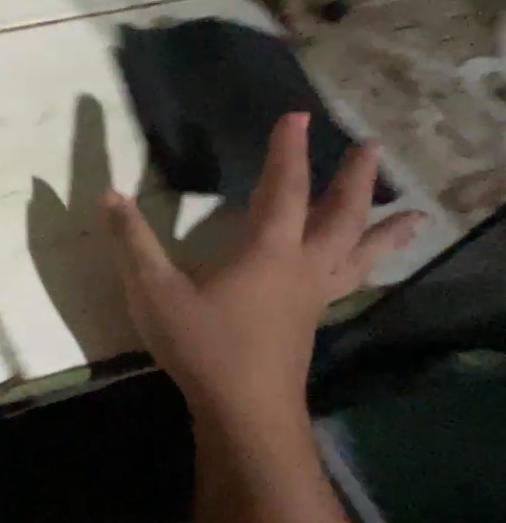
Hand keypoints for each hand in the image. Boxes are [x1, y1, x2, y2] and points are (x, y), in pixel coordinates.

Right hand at [102, 113, 423, 431]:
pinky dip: (366, 262)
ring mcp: (313, 294)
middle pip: (341, 216)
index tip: (297, 117)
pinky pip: (351, 278)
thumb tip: (109, 193)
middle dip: (355, 180)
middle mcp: (302, 266)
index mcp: (268, 252)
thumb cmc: (200, 343)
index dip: (288, 153)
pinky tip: (363, 264)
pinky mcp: (311, 315)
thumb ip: (132, 240)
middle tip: (372, 148)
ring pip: (360, 252)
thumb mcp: (153, 289)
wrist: (244, 405)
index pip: (283, 191)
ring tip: (414, 212)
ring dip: (384, 227)